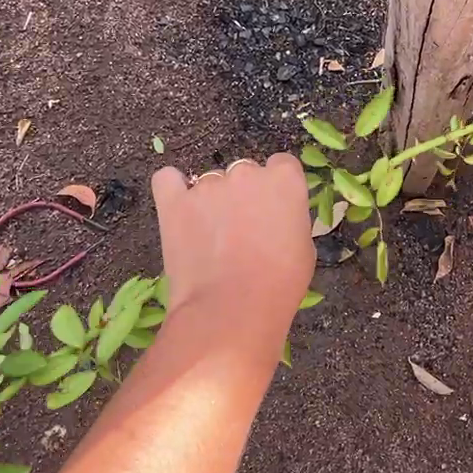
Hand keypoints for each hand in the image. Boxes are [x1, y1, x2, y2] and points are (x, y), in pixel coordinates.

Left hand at [150, 156, 314, 336]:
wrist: (234, 308)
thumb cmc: (281, 282)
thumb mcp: (304, 245)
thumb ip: (290, 217)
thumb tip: (276, 218)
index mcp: (284, 179)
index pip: (282, 165)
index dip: (277, 187)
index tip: (274, 209)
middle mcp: (247, 173)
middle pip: (246, 172)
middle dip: (245, 194)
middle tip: (243, 228)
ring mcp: (208, 185)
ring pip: (211, 181)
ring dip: (213, 200)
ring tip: (211, 235)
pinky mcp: (175, 202)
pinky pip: (168, 180)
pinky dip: (174, 188)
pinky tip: (180, 206)